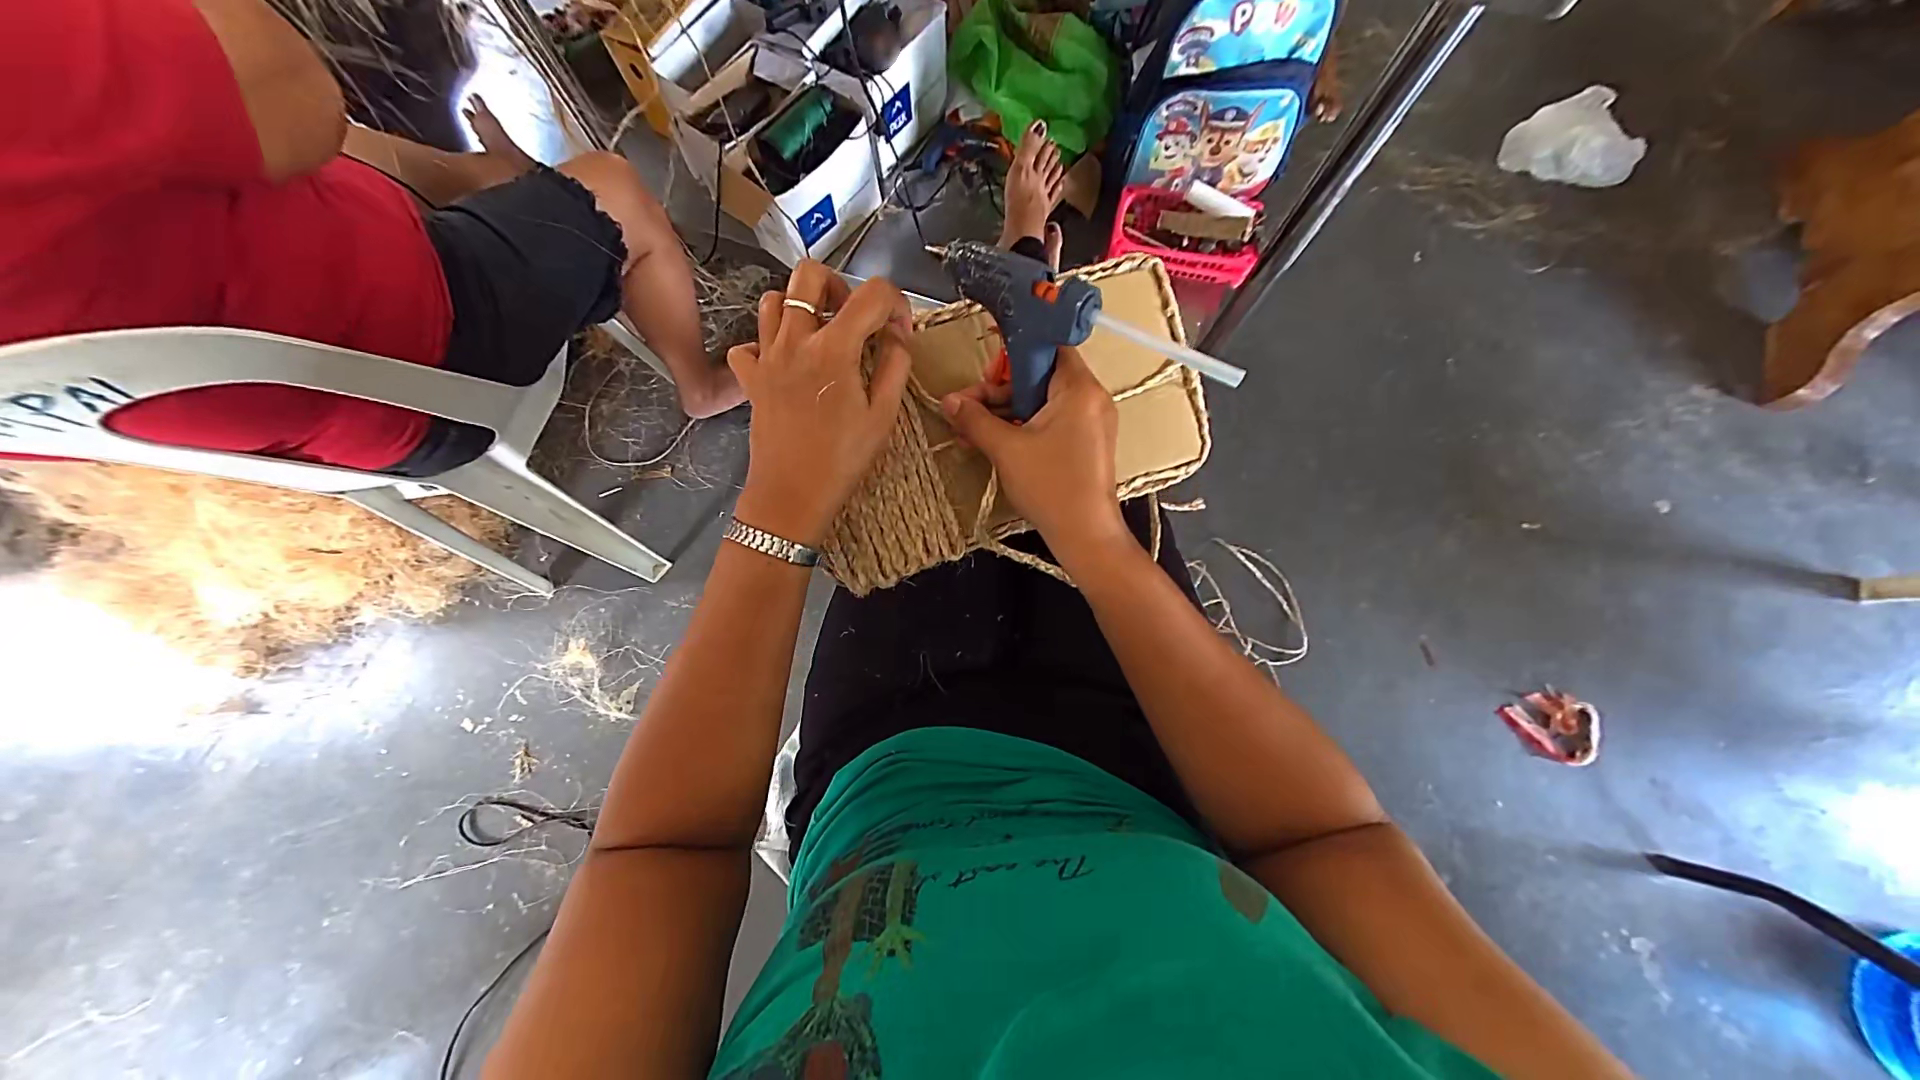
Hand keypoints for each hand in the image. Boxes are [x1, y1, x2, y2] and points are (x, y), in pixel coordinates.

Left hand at [729, 261, 912, 546]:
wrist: (792, 495)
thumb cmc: (841, 460)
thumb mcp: (884, 415)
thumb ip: (895, 365)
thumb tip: (896, 337)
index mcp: (834, 348)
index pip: (872, 294)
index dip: (896, 304)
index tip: (899, 332)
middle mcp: (795, 341)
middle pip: (809, 274)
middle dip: (839, 286)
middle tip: (853, 318)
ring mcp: (767, 357)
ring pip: (774, 299)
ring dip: (801, 307)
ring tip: (822, 336)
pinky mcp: (751, 378)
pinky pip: (750, 343)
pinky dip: (767, 343)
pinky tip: (788, 363)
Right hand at [939, 345, 1128, 562]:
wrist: (1085, 535)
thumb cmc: (1050, 486)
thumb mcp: (1005, 448)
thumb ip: (974, 419)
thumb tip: (947, 401)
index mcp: (1079, 389)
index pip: (1047, 347)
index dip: (1012, 353)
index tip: (985, 373)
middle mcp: (1091, 399)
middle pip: (1040, 376)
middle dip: (1000, 391)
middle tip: (968, 407)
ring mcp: (1090, 422)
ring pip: (1041, 402)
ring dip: (1005, 412)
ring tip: (970, 430)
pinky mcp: (1085, 443)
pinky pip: (1051, 422)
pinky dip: (1023, 427)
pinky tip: (992, 441)